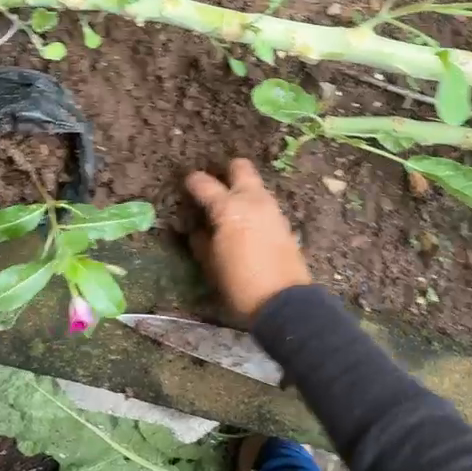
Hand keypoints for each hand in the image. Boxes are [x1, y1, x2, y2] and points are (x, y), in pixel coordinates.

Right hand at [184, 159, 311, 318]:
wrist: (285, 303)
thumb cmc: (240, 283)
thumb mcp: (211, 264)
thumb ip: (201, 240)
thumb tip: (197, 229)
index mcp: (228, 207)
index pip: (203, 183)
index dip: (192, 181)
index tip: (187, 186)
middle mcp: (252, 200)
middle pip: (240, 167)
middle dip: (227, 171)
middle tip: (216, 186)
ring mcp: (272, 210)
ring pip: (256, 185)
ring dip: (243, 190)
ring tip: (231, 208)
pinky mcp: (284, 223)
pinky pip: (266, 204)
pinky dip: (254, 207)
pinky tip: (248, 224)